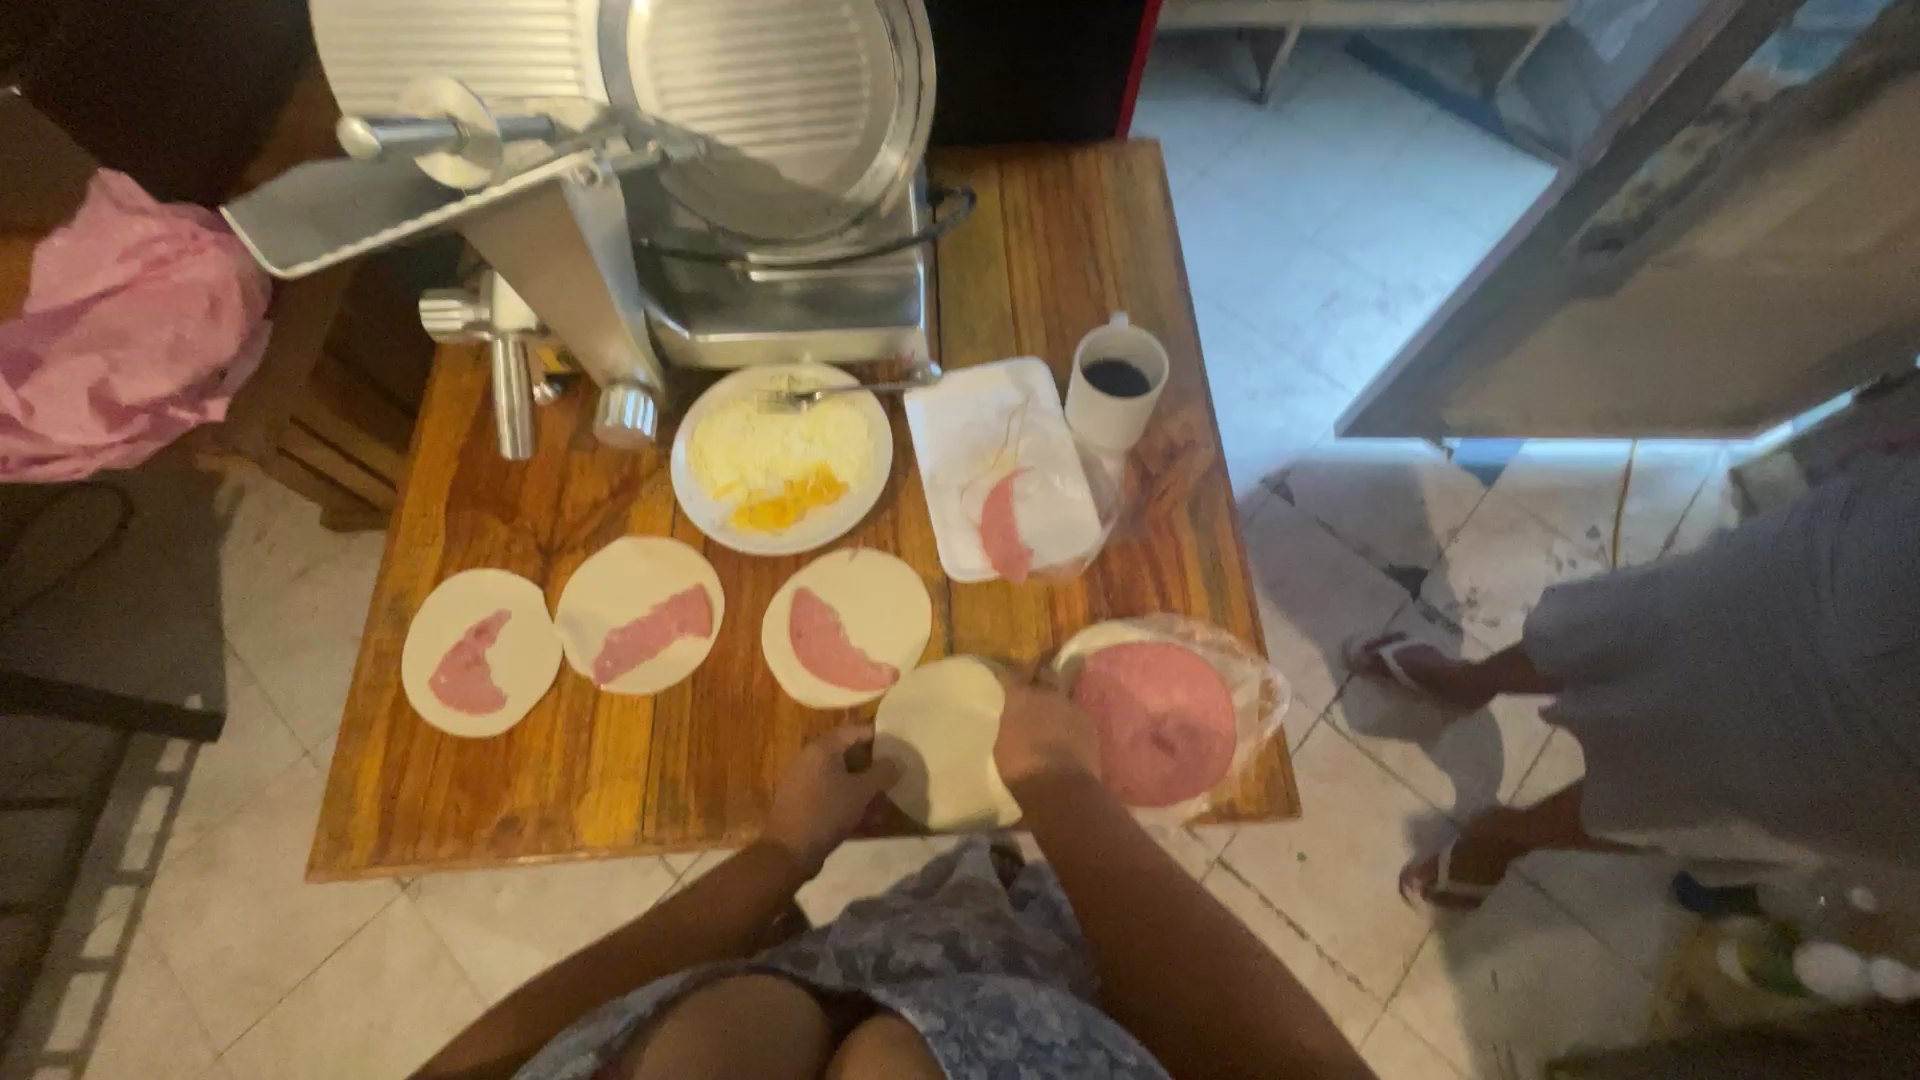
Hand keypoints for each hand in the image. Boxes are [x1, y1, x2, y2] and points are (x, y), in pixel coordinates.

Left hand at [764, 724, 899, 875]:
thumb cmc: (826, 812)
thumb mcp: (861, 792)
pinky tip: (866, 818)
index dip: (878, 736)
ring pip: (840, 775)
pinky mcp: (801, 801)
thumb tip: (896, 762)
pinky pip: (830, 792)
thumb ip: (882, 773)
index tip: (897, 747)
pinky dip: (848, 799)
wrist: (788, 851)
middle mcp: (809, 758)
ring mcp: (803, 780)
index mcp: (822, 748)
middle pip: (847, 752)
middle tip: (892, 775)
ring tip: (883, 800)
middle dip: (871, 764)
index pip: (855, 730)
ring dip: (862, 785)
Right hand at [994, 675, 1101, 789]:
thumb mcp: (1003, 744)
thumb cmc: (1020, 767)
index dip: (1005, 675)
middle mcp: (1048, 694)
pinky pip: (1077, 715)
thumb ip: (1010, 725)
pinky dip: (1070, 721)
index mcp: (1021, 697)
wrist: (1060, 786)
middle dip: (1038, 679)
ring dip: (1056, 702)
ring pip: (1063, 696)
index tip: (1001, 675)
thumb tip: (1015, 721)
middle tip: (1032, 690)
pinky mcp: (1089, 724)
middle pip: (1044, 676)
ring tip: (1052, 714)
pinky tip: (1067, 733)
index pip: (1010, 676)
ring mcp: (1072, 707)